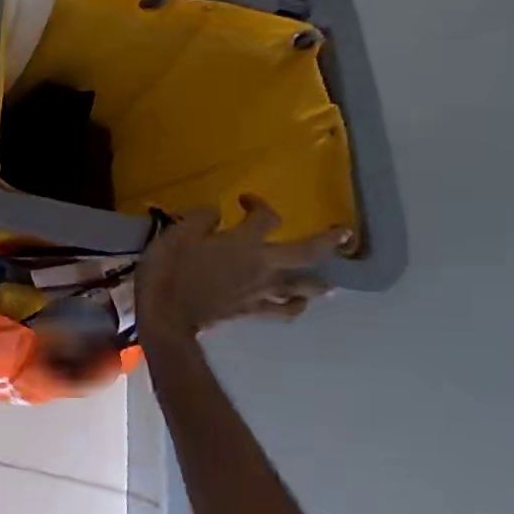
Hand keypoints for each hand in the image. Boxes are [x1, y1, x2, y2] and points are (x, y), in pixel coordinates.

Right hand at [134, 196, 350, 353]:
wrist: (167, 313)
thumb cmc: (170, 270)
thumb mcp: (178, 234)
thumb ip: (200, 218)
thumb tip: (216, 212)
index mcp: (243, 242)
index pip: (264, 217)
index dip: (258, 203)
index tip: (244, 199)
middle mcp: (261, 265)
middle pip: (304, 252)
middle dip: (326, 241)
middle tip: (345, 233)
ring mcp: (260, 291)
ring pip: (302, 287)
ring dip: (320, 282)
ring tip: (332, 282)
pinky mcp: (252, 311)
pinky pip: (283, 311)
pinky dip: (295, 307)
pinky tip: (300, 306)